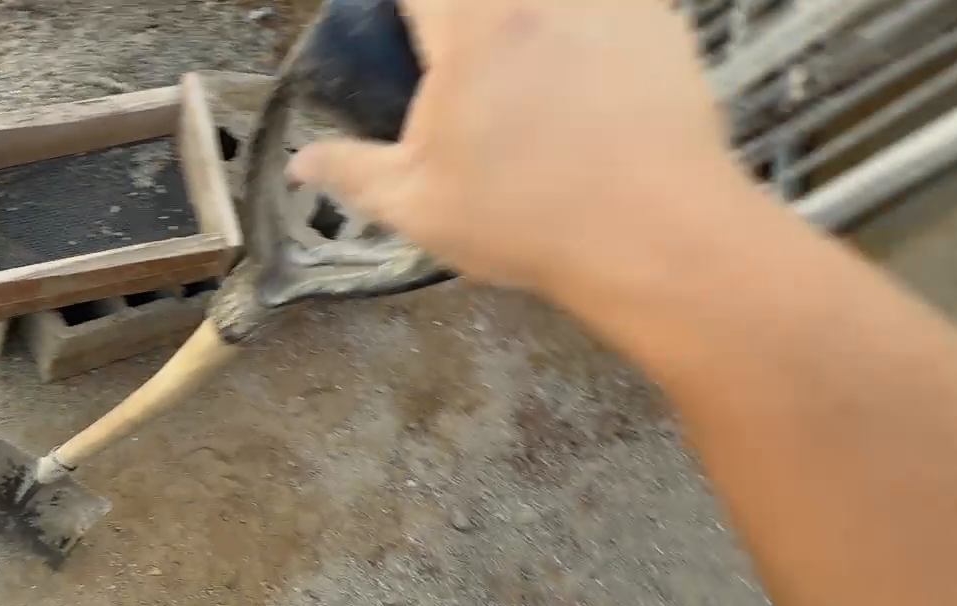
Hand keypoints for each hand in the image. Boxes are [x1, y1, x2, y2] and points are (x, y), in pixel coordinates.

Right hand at [289, 0, 745, 293]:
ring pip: (540, 3)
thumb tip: (300, 162)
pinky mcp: (656, 22)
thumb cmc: (515, 219)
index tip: (392, 30)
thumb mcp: (411, 206)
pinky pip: (598, 6)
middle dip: (451, 21)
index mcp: (474, 34)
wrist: (644, 231)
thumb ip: (350, 173)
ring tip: (503, 95)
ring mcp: (609, 2)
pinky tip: (562, 84)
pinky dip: (567, 28)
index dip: (400, 9)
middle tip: (439, 54)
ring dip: (510, 26)